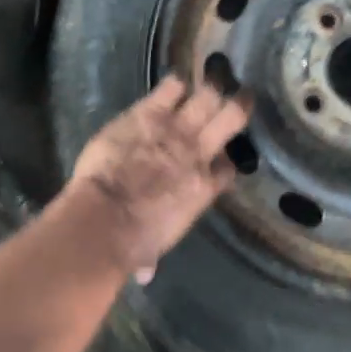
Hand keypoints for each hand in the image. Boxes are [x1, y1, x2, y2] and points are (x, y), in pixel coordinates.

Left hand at [68, 76, 249, 283]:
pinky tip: (172, 84)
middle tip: (243, 95)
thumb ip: (152, 254)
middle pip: (232, 118)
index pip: (228, 167)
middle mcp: (199, 152)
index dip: (226, 160)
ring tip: (212, 78)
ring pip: (208, 96)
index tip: (221, 157)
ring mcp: (176, 129)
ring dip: (210, 88)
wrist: (107, 216)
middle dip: (239, 105)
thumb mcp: (153, 248)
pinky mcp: (149, 113)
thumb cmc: (132, 242)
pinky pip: (171, 87)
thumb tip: (145, 274)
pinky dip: (174, 84)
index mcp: (205, 188)